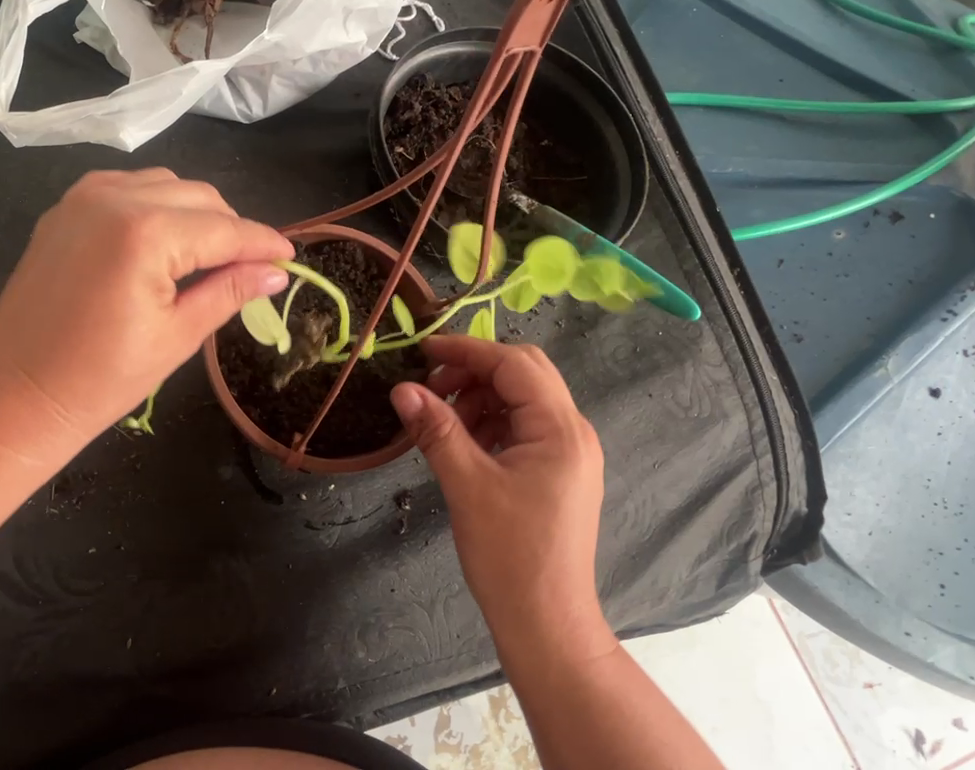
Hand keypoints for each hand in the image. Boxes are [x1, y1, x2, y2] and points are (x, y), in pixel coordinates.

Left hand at [0, 169, 291, 463]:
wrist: (12, 395)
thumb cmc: (98, 381)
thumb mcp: (177, 336)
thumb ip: (229, 291)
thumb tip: (277, 272)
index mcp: (145, 232)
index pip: (225, 228)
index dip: (263, 242)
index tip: (290, 257)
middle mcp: (114, 197)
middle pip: (199, 196)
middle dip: (231, 228)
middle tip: (250, 268)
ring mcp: (84, 197)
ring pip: (166, 185)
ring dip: (195, 213)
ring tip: (207, 259)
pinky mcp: (65, 208)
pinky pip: (128, 188)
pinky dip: (156, 206)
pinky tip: (164, 243)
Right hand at [391, 337, 615, 663]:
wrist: (547, 623)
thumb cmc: (509, 554)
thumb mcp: (466, 485)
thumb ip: (436, 430)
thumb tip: (400, 388)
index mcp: (560, 429)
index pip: (514, 364)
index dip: (467, 350)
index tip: (421, 351)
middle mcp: (573, 432)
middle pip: (525, 373)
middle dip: (475, 370)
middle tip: (431, 385)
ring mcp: (570, 453)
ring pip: (523, 398)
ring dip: (481, 396)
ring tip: (442, 420)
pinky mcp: (559, 472)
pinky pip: (525, 426)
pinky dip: (492, 421)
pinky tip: (463, 442)